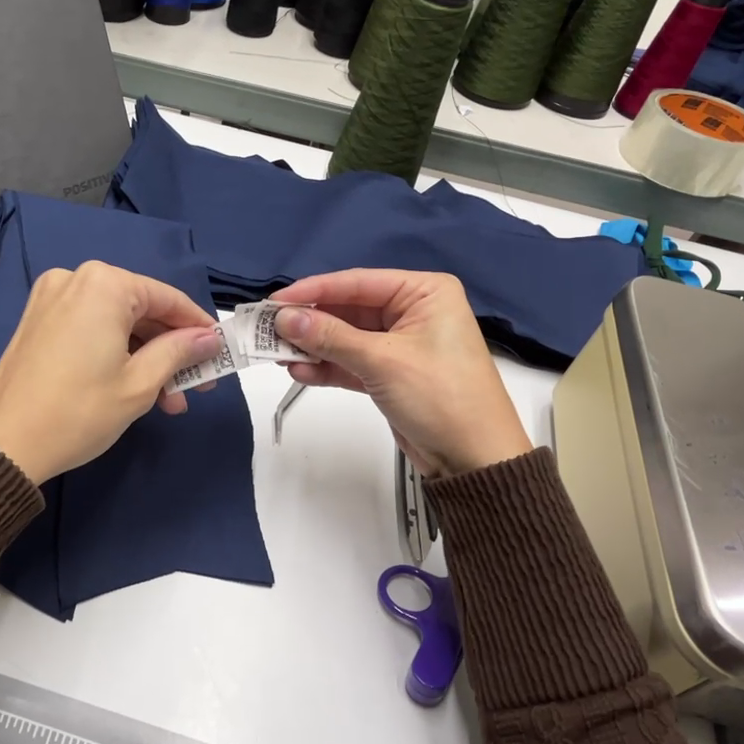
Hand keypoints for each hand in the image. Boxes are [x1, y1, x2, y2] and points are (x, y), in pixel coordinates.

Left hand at [0, 261, 221, 484]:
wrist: (3, 444)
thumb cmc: (78, 412)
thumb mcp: (140, 384)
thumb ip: (179, 352)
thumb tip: (209, 338)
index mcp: (104, 284)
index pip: (168, 299)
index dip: (198, 327)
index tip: (220, 353)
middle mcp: (76, 278)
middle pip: (141, 310)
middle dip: (170, 350)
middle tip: (193, 388)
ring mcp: (51, 298)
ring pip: (116, 322)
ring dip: (145, 358)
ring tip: (166, 402)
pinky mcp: (37, 320)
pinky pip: (91, 328)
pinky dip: (115, 352)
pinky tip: (132, 388)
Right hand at [270, 269, 531, 476]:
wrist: (475, 460)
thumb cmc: (441, 397)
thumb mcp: (382, 361)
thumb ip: (330, 337)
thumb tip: (284, 319)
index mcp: (424, 292)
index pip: (357, 283)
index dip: (313, 291)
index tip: (274, 301)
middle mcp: (413, 311)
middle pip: (348, 309)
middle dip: (310, 322)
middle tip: (268, 330)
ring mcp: (401, 344)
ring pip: (346, 337)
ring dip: (314, 347)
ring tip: (278, 355)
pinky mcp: (391, 374)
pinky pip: (351, 362)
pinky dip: (327, 367)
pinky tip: (300, 371)